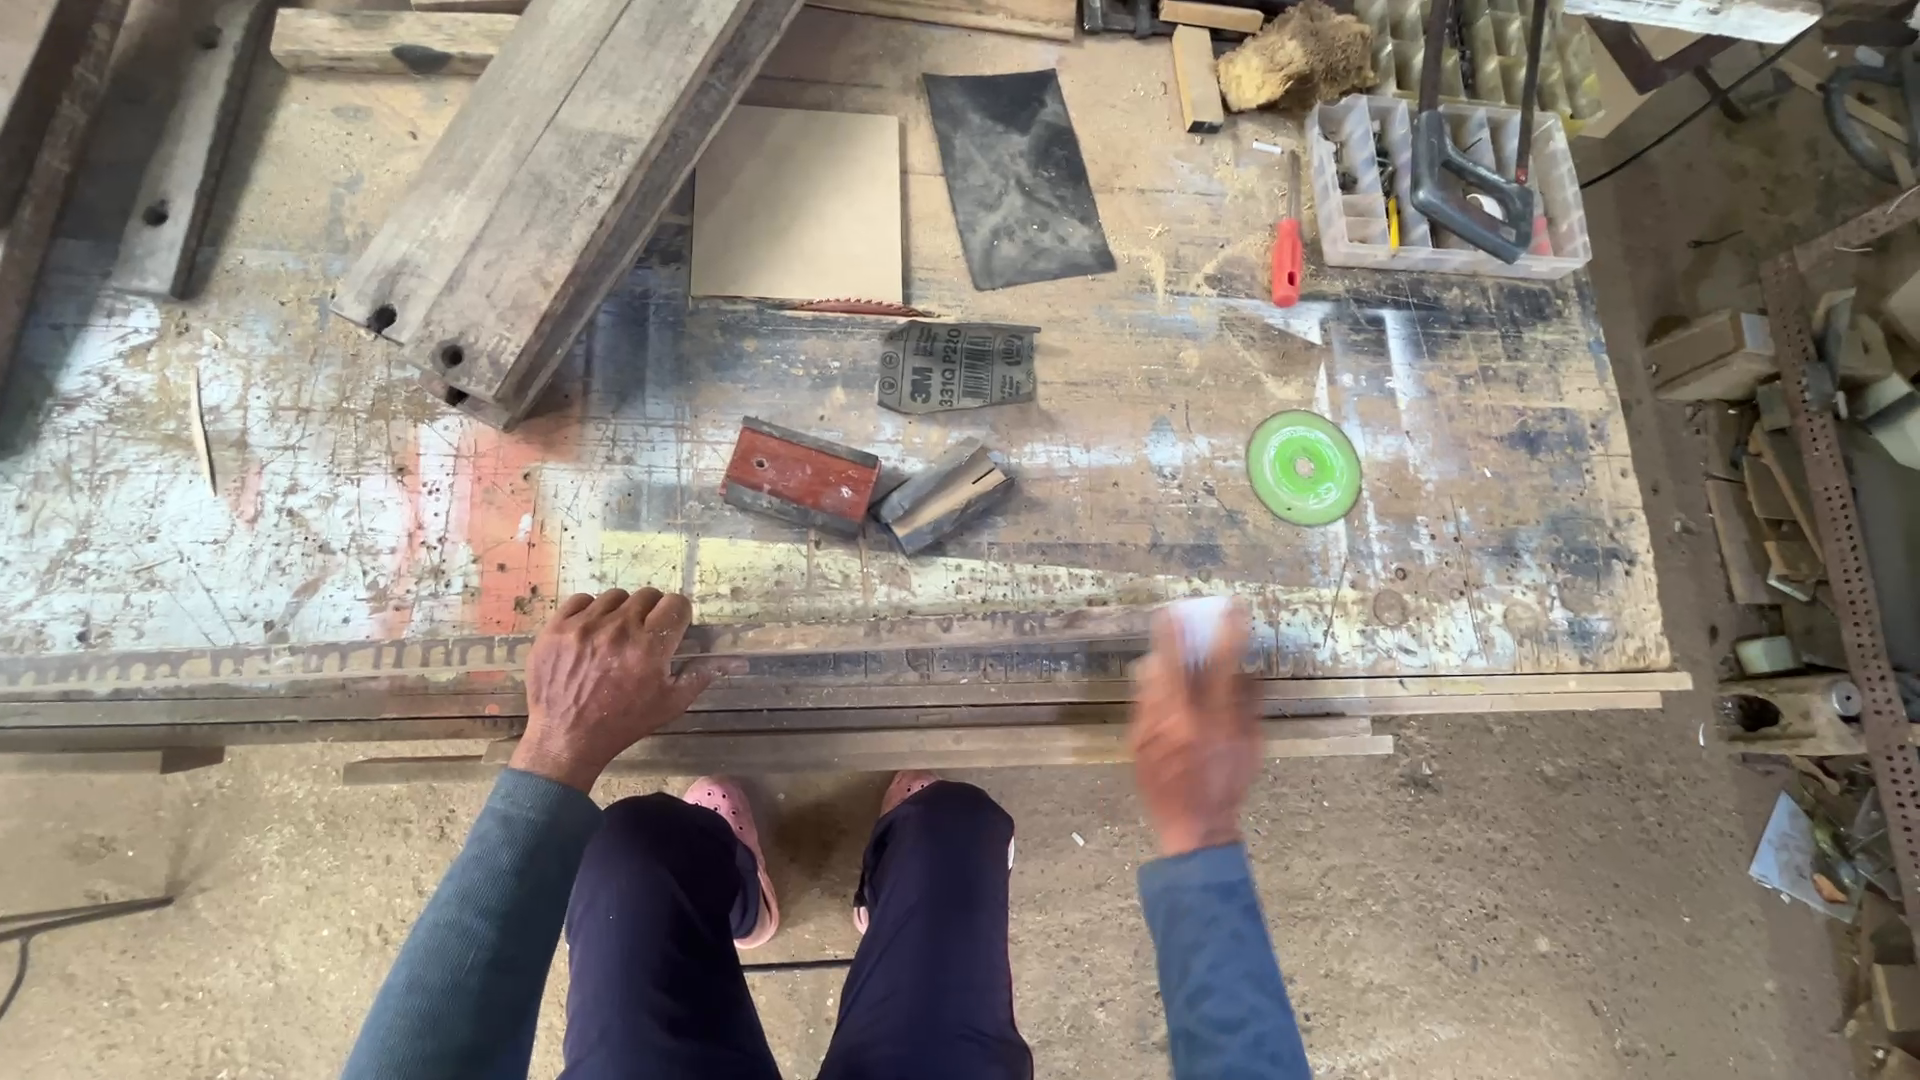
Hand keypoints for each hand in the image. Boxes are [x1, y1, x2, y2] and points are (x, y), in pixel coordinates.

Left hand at [510, 588, 723, 791]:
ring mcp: (584, 626)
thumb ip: (698, 677)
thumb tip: (722, 661)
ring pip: (615, 597)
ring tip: (616, 634)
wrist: (566, 739)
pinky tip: (591, 631)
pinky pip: (581, 601)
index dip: (679, 614)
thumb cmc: (623, 723)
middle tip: (646, 633)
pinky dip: (590, 611)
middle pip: (647, 595)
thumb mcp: (670, 705)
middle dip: (652, 611)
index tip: (672, 628)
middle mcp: (619, 629)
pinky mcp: (556, 629)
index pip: (676, 603)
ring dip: (622, 611)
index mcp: (650, 647)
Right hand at [1126, 603, 1260, 857]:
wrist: (1202, 827)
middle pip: (1223, 663)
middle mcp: (1212, 719)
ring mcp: (1240, 728)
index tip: (1170, 612)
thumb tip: (1154, 666)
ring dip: (1235, 663)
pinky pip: (1251, 702)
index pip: (1173, 666)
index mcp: (1177, 721)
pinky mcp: (1256, 739)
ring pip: (1244, 680)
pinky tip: (1230, 692)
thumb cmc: (1161, 786)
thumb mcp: (1140, 745)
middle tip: (1234, 605)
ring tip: (1229, 652)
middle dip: (1228, 630)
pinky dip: (1240, 690)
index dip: (1172, 635)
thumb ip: (1147, 704)